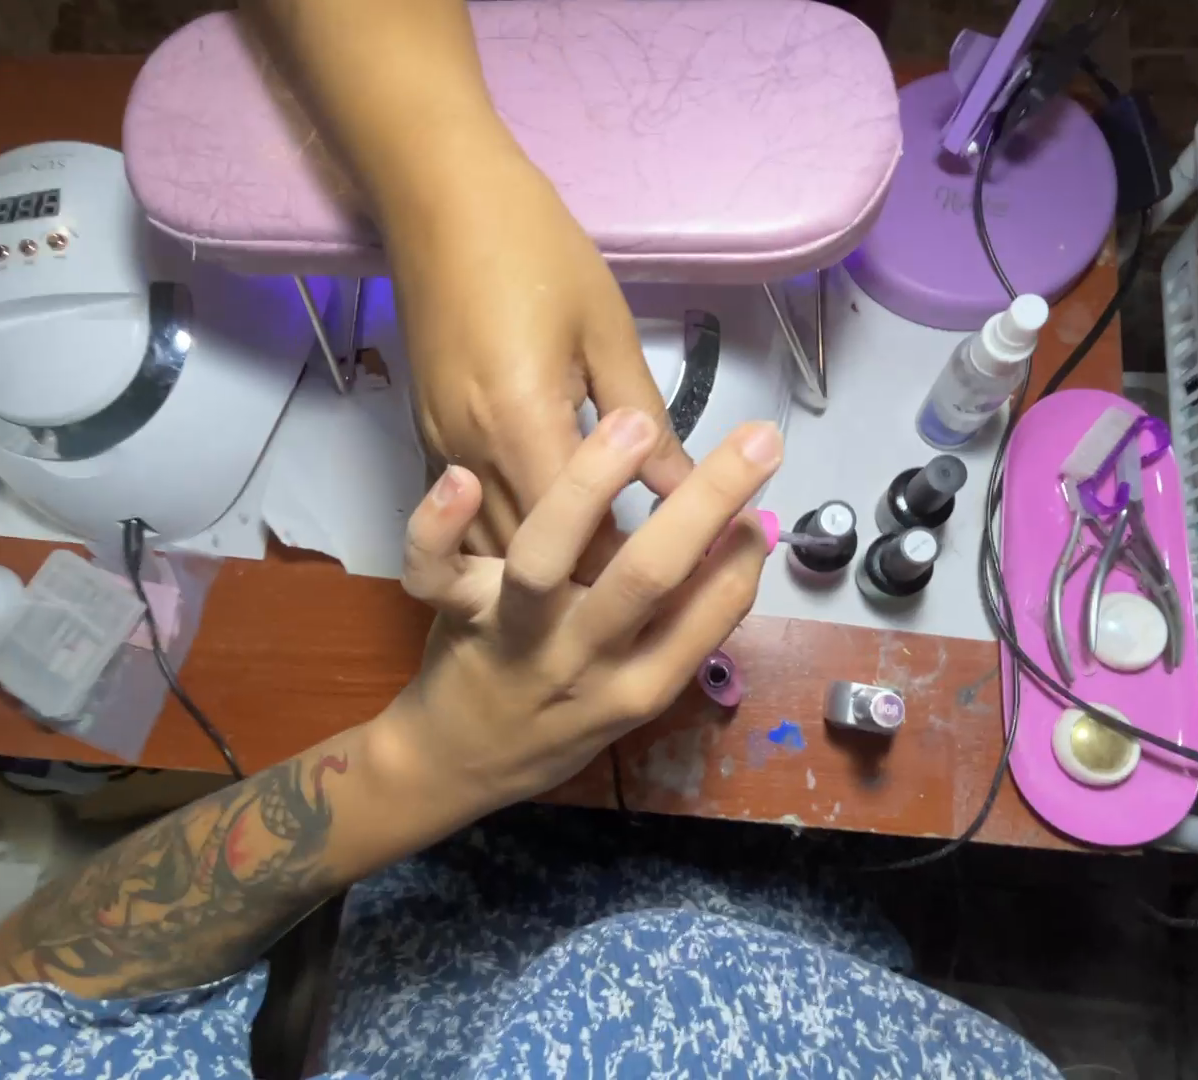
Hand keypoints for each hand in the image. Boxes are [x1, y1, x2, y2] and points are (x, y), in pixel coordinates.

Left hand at [376, 408, 780, 811]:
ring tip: (634, 423)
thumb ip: (683, 628)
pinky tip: (462, 478)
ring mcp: (514, 635)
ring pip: (547, 561)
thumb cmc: (561, 725)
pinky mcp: (455, 614)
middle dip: (707, 502)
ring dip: (590, 487)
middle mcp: (581, 659)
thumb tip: (739, 543)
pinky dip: (439, 527)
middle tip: (758, 440)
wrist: (460, 766)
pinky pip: (435, 574)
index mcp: (639, 684)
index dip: (743, 558)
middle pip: (649, 577)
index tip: (762, 503)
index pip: (709, 616)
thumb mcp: (635, 694)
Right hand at [389, 152, 691, 554]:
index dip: (626, 567)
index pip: (578, 536)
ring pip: (494, 547)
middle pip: (530, 557)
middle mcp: (471, 454)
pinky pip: (472, 515)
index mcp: (520, 425)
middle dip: (587, 578)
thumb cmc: (537, 250)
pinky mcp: (428, 438)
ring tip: (603, 567)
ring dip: (549, 564)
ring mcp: (441, 450)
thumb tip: (690, 490)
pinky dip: (515, 536)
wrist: (437, 194)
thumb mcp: (608, 332)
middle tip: (645, 581)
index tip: (674, 574)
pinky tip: (553, 532)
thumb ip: (651, 422)